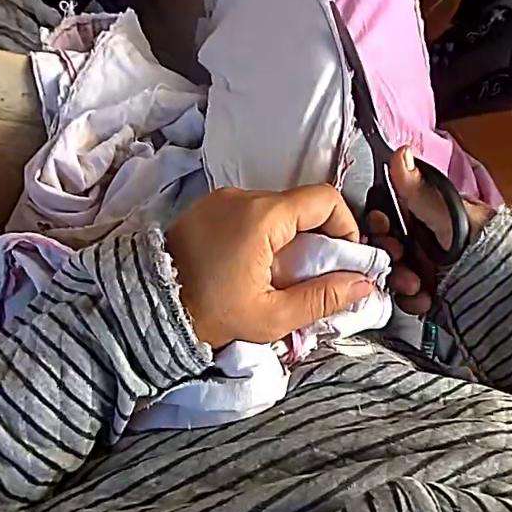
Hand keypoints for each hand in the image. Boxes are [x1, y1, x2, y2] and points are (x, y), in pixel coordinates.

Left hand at [166, 185, 377, 347]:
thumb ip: (324, 297)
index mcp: (262, 216)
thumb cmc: (210, 315)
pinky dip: (268, 233)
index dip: (346, 226)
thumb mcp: (274, 315)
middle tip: (319, 273)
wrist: (146, 311)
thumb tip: (364, 284)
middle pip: (302, 203)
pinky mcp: (208, 208)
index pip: (325, 199)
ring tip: (287, 273)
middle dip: (321, 236)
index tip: (345, 258)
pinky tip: (260, 264)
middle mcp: (242, 196)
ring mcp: (221, 199)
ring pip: (279, 208)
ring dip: (294, 235)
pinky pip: (252, 212)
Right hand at [364, 147, 493, 314]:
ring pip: (393, 275)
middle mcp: (421, 242)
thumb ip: (418, 189)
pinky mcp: (430, 294)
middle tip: (401, 259)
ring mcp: (425, 269)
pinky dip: (413, 301)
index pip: (388, 218)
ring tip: (417, 285)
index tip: (383, 227)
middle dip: (389, 257)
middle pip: (386, 250)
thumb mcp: (447, 213)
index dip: (380, 224)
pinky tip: (426, 299)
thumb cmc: (482, 240)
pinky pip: (408, 298)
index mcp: (424, 217)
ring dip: (400, 281)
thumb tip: (401, 153)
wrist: (506, 282)